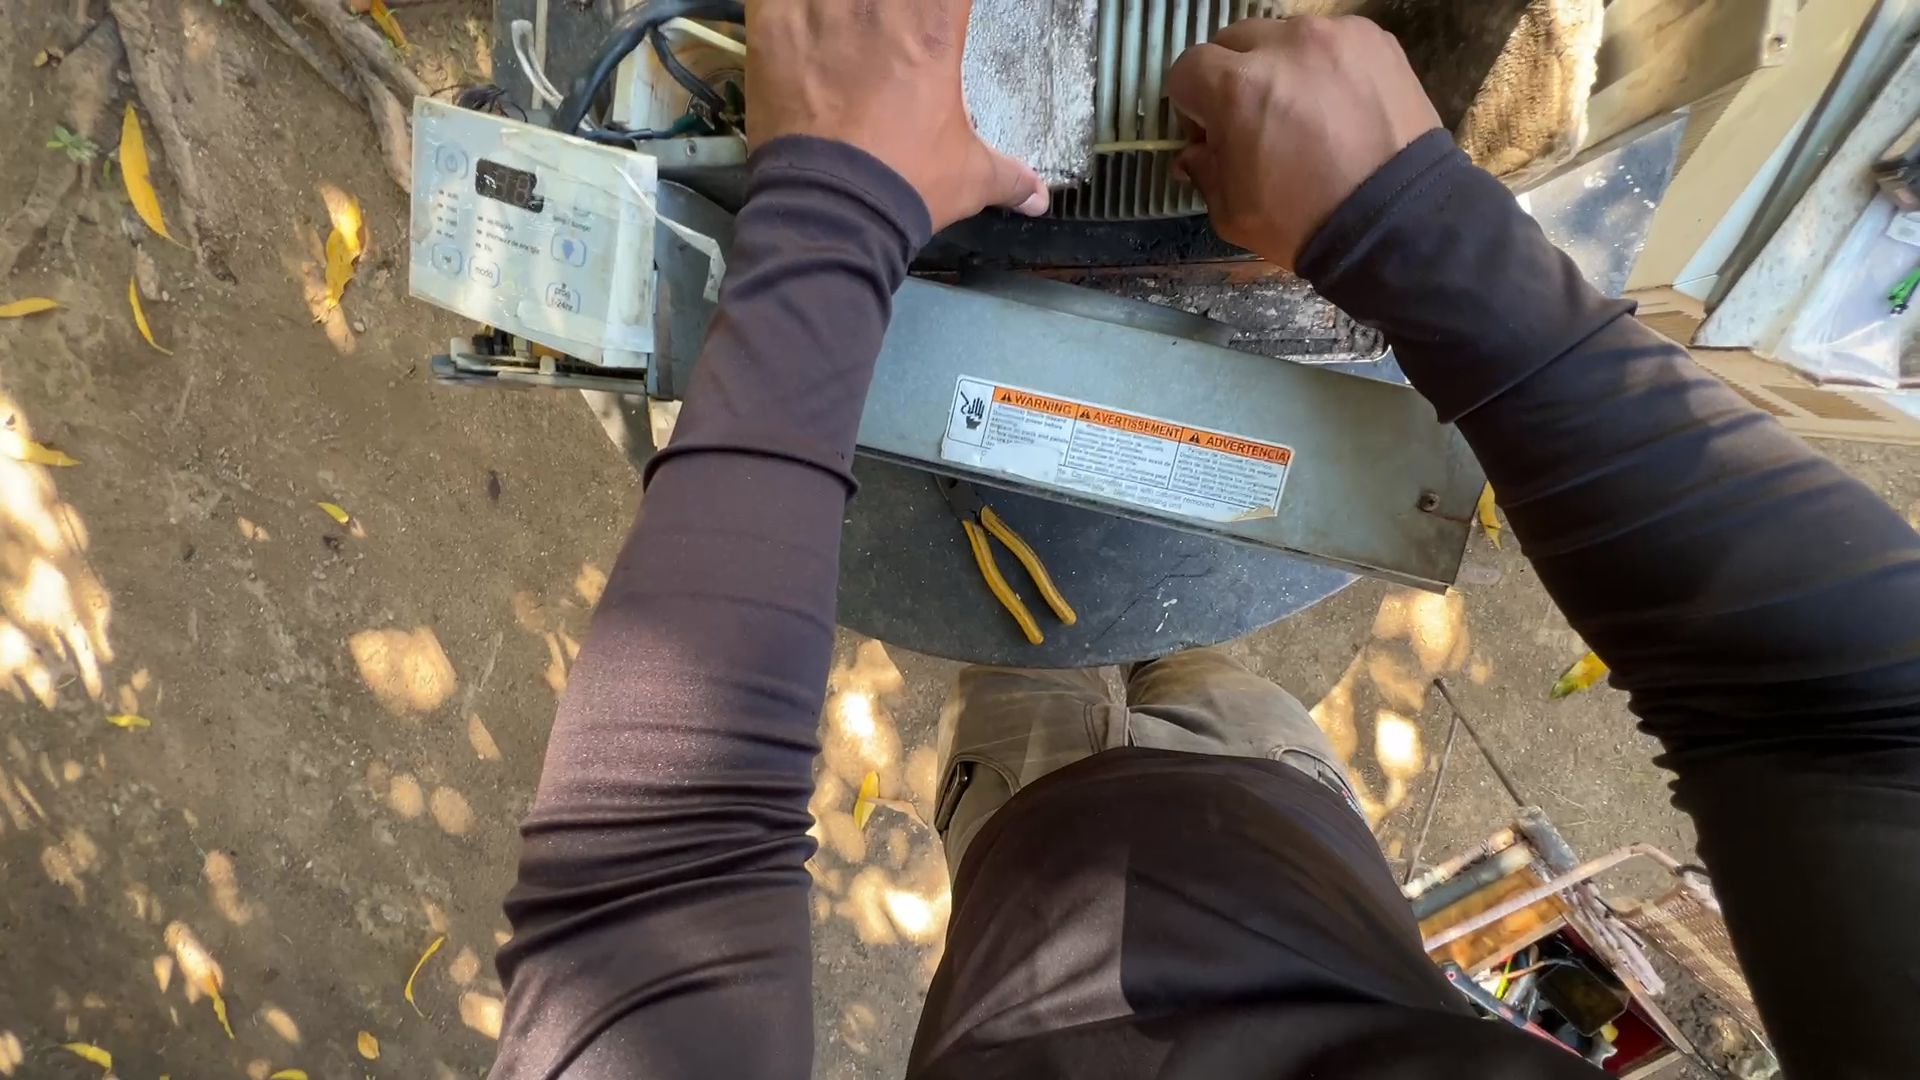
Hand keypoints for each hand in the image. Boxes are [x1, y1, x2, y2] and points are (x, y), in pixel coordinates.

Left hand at [747, 0, 1048, 229]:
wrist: (833, 214)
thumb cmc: (907, 186)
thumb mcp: (970, 179)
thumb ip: (1009, 176)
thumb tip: (1040, 197)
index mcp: (933, 18)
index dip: (947, 3)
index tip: (943, 18)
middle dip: (894, 8)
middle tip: (891, 24)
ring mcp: (819, 2)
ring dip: (849, 3)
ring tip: (853, 22)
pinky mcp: (771, 20)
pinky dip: (789, 1)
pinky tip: (802, 18)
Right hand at [1166, 16, 1440, 268]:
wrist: (1389, 217)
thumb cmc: (1298, 221)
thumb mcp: (1230, 212)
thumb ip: (1204, 171)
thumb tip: (1193, 154)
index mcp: (1238, 89)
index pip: (1187, 69)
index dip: (1187, 104)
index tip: (1205, 134)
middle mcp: (1284, 46)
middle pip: (1232, 41)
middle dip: (1227, 78)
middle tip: (1245, 121)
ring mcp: (1334, 35)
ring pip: (1281, 36)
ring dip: (1274, 67)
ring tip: (1293, 112)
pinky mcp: (1373, 38)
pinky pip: (1327, 41)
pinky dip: (1317, 66)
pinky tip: (1330, 107)